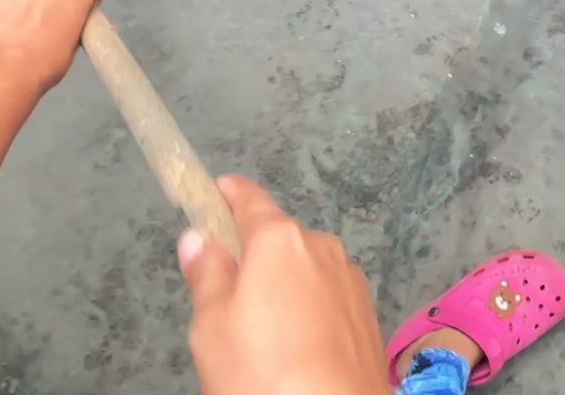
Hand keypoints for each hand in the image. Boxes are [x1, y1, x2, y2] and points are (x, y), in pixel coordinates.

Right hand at [181, 177, 385, 394]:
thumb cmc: (261, 374)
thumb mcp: (212, 327)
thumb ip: (206, 274)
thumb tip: (197, 235)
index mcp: (279, 239)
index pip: (250, 199)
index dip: (230, 193)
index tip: (217, 190)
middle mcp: (319, 244)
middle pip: (279, 237)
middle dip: (256, 255)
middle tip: (230, 296)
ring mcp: (349, 275)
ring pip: (306, 267)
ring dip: (286, 283)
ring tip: (267, 334)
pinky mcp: (366, 308)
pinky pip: (328, 293)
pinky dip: (311, 306)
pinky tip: (301, 345)